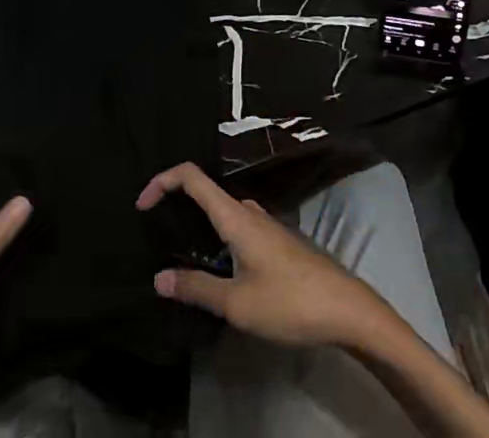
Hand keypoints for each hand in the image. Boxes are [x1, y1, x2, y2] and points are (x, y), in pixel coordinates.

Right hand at [136, 162, 397, 350]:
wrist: (347, 309)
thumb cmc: (289, 301)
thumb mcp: (236, 303)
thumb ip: (196, 288)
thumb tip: (159, 278)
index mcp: (237, 218)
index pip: (194, 178)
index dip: (163, 181)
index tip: (141, 204)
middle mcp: (251, 213)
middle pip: (208, 195)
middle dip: (178, 206)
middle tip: (155, 234)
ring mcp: (268, 227)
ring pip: (225, 215)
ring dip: (200, 228)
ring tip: (180, 256)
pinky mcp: (279, 243)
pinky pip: (239, 231)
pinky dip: (218, 241)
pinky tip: (216, 271)